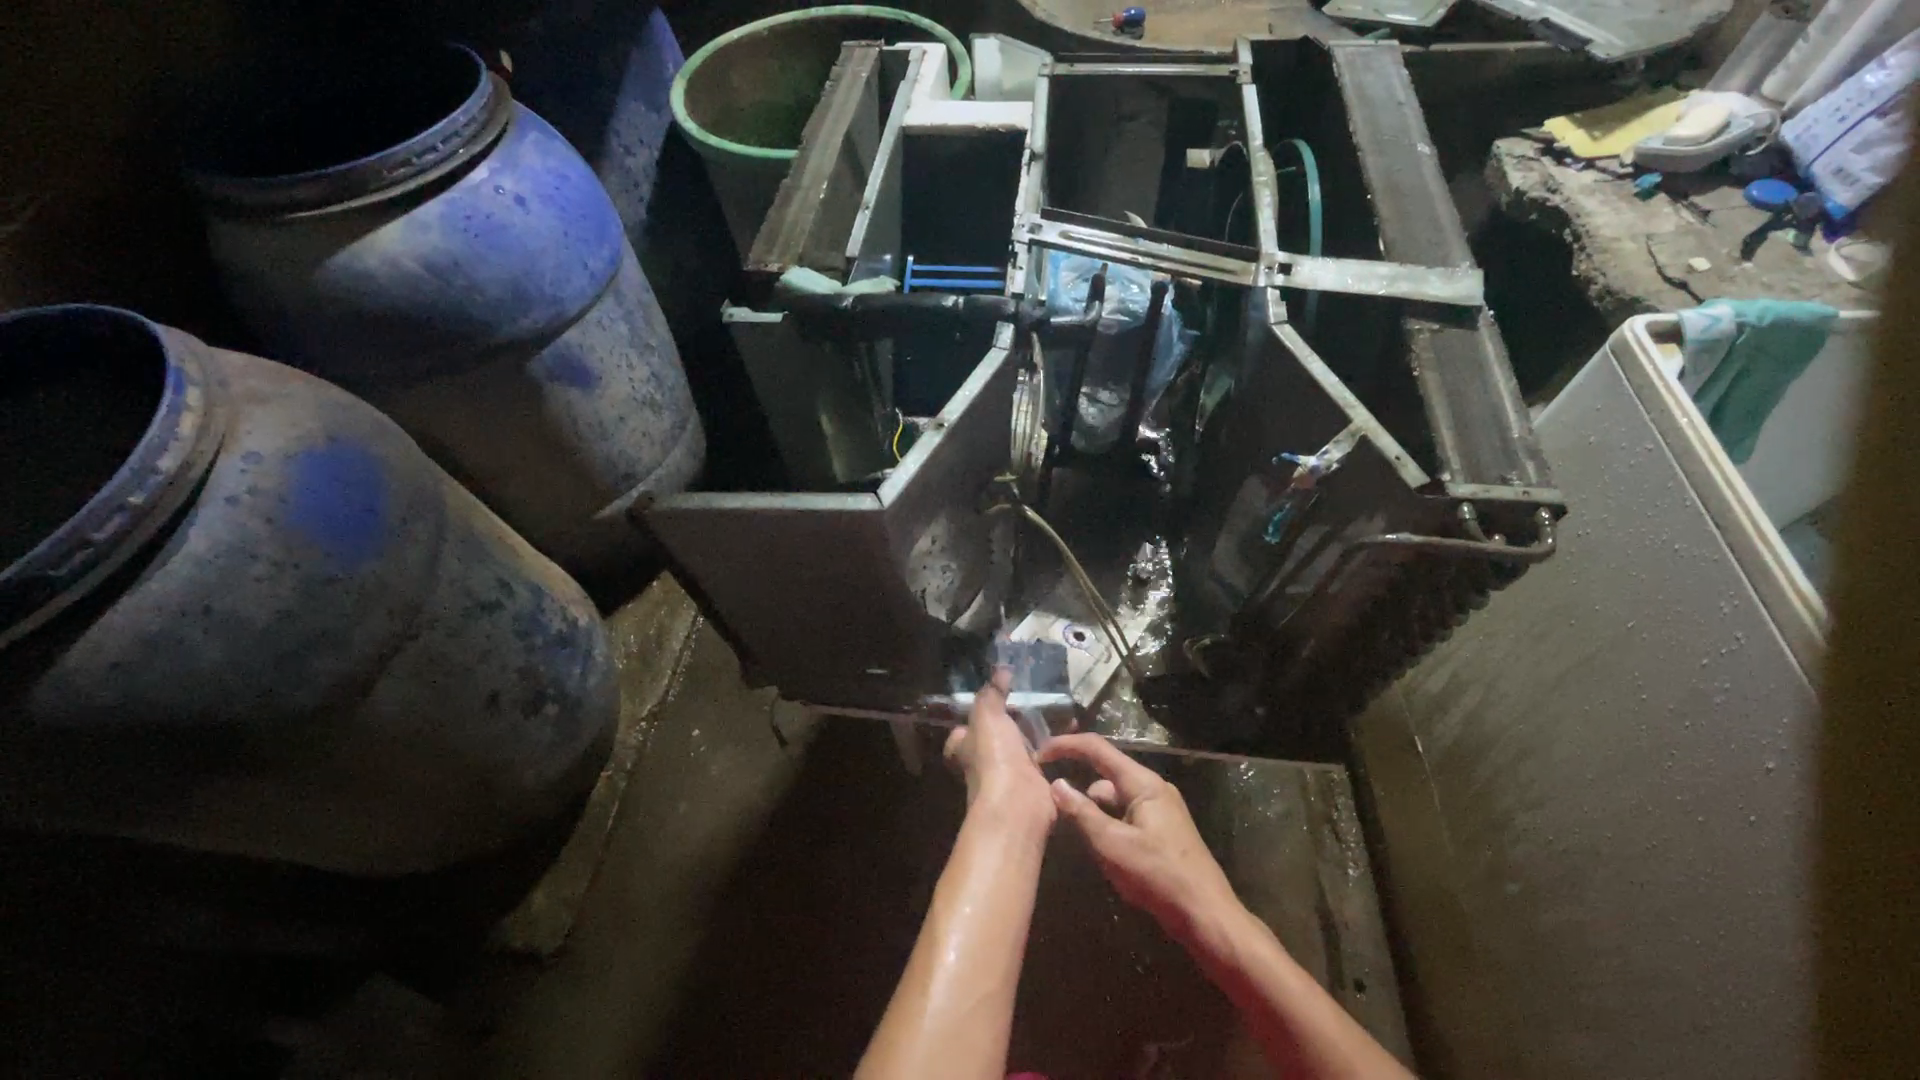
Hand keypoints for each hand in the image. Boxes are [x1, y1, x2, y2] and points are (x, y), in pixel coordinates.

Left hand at [944, 669, 1054, 827]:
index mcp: (964, 748)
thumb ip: (992, 692)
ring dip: (1038, 736)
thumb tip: (1001, 668)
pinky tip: (1071, 734)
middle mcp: (983, 764)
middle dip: (1014, 724)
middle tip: (1036, 701)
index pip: (964, 731)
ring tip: (1059, 713)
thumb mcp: (987, 715)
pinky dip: (1057, 751)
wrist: (1018, 803)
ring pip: (1023, 750)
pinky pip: (1046, 763)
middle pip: (997, 739)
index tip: (996, 700)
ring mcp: (1010, 777)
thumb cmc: (993, 757)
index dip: (977, 717)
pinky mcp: (1035, 786)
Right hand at [1039, 734, 1242, 944]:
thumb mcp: (1111, 844)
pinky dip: (1106, 823)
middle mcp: (1152, 788)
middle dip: (1077, 781)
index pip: (1097, 748)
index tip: (1037, 754)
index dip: (1065, 745)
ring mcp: (1159, 809)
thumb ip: (1081, 812)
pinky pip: (1124, 814)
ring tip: (1068, 829)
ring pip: (1114, 797)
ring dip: (1091, 808)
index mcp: (1142, 783)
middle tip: (1046, 796)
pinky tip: (1095, 847)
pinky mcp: (1160, 830)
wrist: (1205, 914)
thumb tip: (1056, 784)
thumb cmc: (1157, 875)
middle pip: (1105, 772)